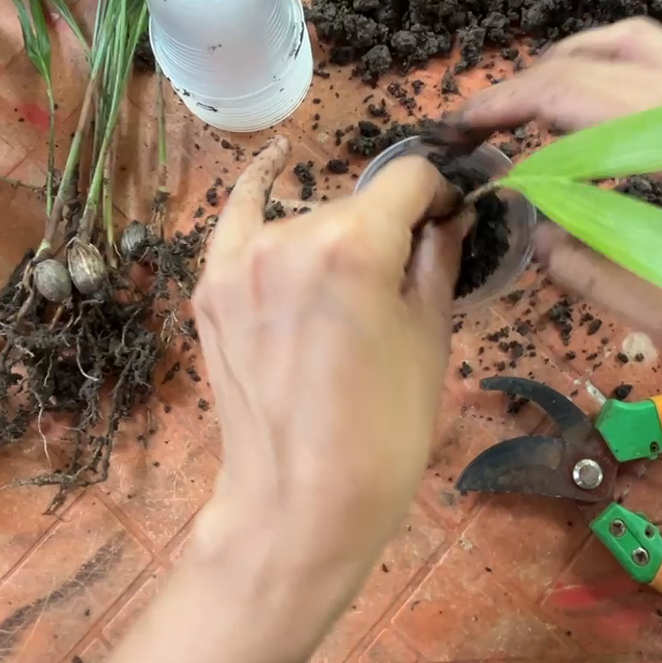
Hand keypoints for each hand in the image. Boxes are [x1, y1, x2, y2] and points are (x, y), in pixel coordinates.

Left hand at [190, 136, 464, 582]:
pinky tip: (276, 159)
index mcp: (354, 245)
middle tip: (400, 276)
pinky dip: (260, 188)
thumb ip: (438, 256)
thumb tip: (449, 211)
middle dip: (390, 226)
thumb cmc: (384, 431)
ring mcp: (240, 260)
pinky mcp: (211, 285)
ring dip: (338, 235)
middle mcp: (290, 236)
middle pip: (359, 202)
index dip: (438, 194)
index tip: (446, 220)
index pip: (408, 178)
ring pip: (309, 217)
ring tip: (347, 288)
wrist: (301, 503)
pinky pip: (238, 217)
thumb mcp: (429, 337)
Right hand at [459, 17, 661, 380]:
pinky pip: (661, 69)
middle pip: (593, 58)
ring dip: (571, 66)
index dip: (502, 106)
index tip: (456, 130)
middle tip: (481, 126)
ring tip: (530, 110)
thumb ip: (586, 268)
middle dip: (524, 85)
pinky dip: (609, 77)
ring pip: (633, 45)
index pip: (569, 94)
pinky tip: (597, 127)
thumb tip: (535, 234)